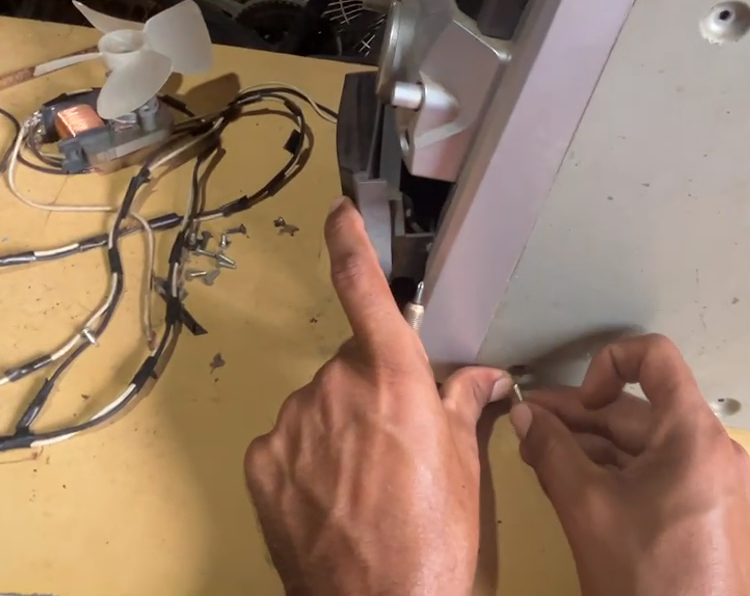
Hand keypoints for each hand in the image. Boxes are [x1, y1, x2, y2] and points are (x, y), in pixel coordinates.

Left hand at [245, 198, 510, 595]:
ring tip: (363, 478)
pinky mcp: (264, 461)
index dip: (348, 240)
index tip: (339, 212)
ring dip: (338, 422)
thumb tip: (485, 377)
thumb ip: (465, 401)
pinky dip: (306, 454)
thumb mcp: (463, 463)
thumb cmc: (432, 537)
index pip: (362, 289)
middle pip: (352, 361)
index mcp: (391, 377)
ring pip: (320, 400)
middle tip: (392, 438)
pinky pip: (289, 438)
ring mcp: (293, 423)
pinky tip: (329, 493)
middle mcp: (336, 387)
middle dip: (370, 385)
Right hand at [512, 335, 749, 595]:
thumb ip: (551, 450)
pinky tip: (574, 484)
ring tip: (541, 457)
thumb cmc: (647, 578)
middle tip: (529, 426)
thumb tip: (522, 413)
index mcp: (694, 433)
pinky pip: (656, 472)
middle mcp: (711, 449)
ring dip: (592, 445)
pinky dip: (615, 471)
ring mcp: (712, 485)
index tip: (580, 404)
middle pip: (639, 408)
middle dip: (581, 415)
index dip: (608, 363)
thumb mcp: (587, 508)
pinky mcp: (706, 515)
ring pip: (643, 444)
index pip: (654, 356)